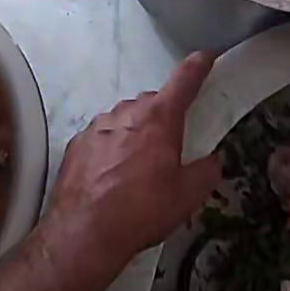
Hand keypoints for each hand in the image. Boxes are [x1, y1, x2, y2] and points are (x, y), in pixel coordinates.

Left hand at [30, 53, 221, 289]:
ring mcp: (97, 127)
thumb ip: (207, 172)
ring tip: (139, 168)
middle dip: (163, 117)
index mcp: (159, 118)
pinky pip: (102, 136)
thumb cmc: (141, 210)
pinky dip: (112, 147)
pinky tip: (113, 176)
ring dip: (136, 132)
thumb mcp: (188, 196)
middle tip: (171, 147)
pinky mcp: (77, 144)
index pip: (184, 81)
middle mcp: (126, 113)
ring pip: (125, 119)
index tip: (204, 58)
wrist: (84, 233)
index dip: (197, 67)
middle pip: (152, 102)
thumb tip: (212, 161)